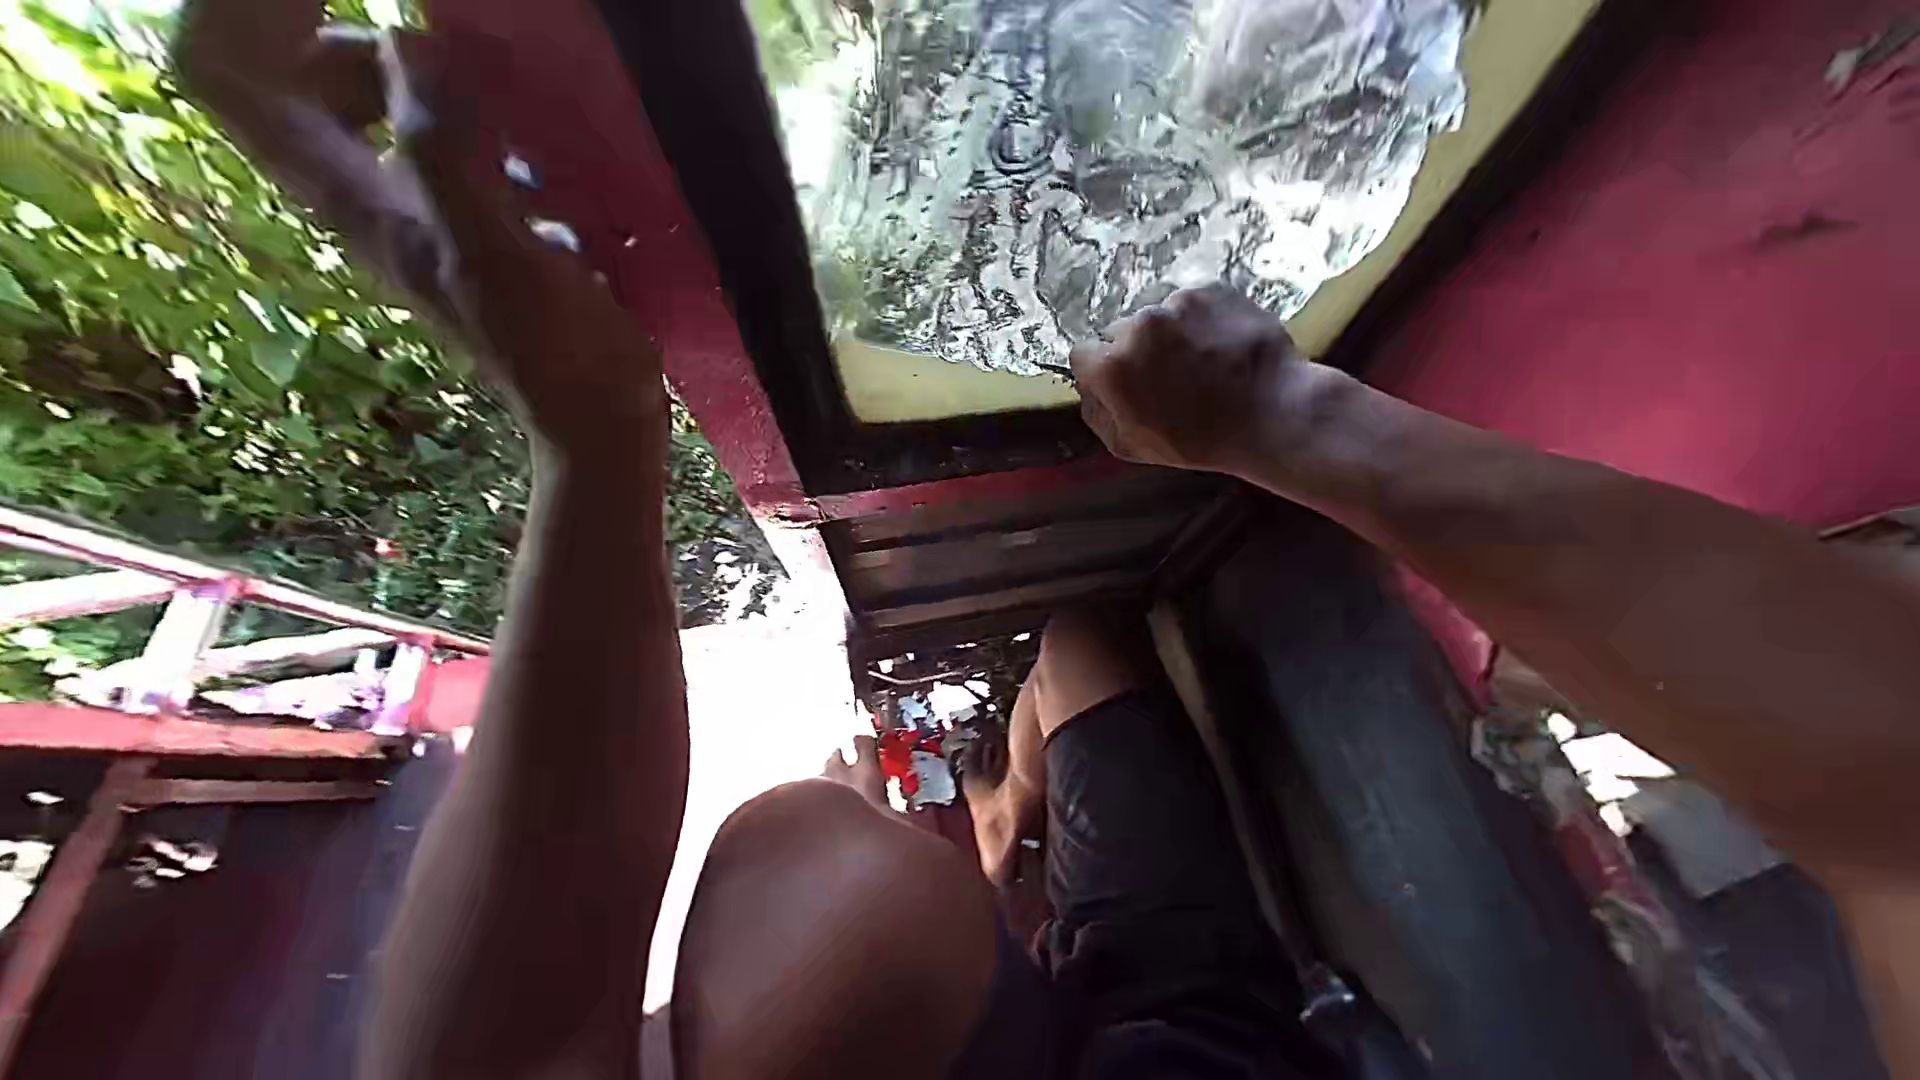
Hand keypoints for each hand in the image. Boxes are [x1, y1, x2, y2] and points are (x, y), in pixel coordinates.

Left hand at [175, 8, 666, 456]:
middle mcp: (377, 204)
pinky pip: (458, 158)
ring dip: (432, 86)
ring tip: (501, 94)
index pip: (228, 71)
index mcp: (354, 201)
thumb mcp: (498, 251)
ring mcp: (434, 224)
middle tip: (438, 43)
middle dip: (352, 37)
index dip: (253, 5)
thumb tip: (415, 42)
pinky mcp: (488, 239)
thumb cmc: (556, 348)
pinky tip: (541, 158)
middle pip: (298, 82)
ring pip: (384, 120)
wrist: (599, 413)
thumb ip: (446, 151)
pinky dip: (488, 134)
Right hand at [1068, 284, 1339, 479]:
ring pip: (1155, 317)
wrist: (1272, 413)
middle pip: (1118, 332)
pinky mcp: (1210, 290)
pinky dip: (1197, 322)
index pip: (1082, 353)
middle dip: (1133, 351)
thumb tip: (1087, 388)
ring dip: (1166, 336)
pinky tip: (1217, 347)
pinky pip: (1188, 305)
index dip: (1100, 371)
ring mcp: (1176, 305)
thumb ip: (1096, 413)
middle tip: (1165, 376)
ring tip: (1198, 363)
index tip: (1123, 384)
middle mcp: (1137, 326)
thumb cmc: (1197, 440)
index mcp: (1111, 367)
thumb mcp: (1129, 446)